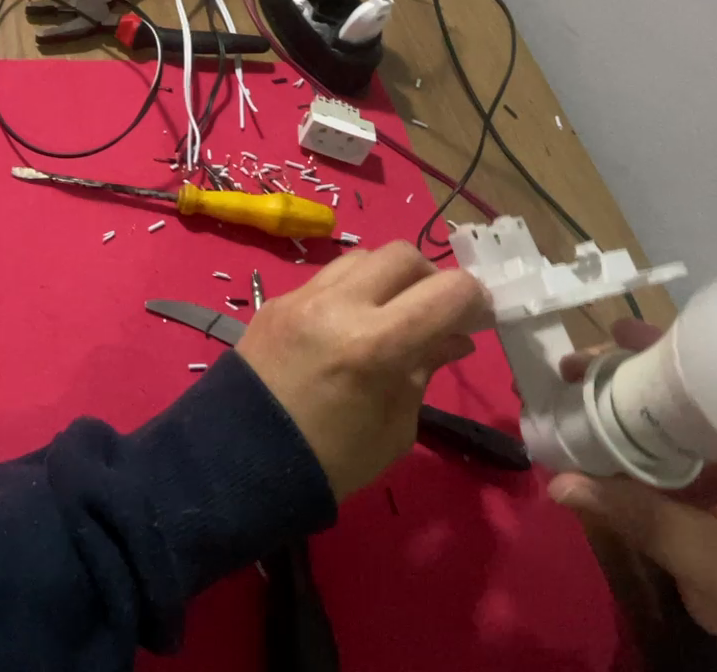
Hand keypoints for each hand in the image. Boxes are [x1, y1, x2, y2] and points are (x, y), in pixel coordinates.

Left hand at [235, 241, 489, 501]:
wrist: (239, 462)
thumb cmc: (330, 460)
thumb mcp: (395, 426)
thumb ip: (425, 369)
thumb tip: (454, 337)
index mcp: (375, 344)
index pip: (448, 290)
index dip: (474, 300)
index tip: (478, 317)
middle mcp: (337, 305)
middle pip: (402, 255)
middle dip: (429, 278)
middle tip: (435, 313)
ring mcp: (301, 297)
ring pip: (360, 257)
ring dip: (387, 278)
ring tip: (392, 315)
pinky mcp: (275, 300)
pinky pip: (326, 277)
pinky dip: (350, 290)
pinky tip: (349, 325)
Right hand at [549, 320, 716, 645]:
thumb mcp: (704, 556)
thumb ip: (636, 514)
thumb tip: (559, 483)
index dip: (680, 355)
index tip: (625, 332)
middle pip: (691, 395)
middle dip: (632, 372)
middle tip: (579, 360)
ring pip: (668, 417)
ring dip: (619, 397)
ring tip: (570, 378)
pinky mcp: (697, 482)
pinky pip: (655, 447)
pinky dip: (619, 431)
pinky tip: (583, 415)